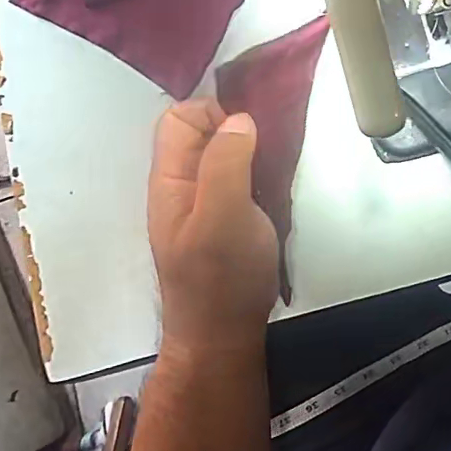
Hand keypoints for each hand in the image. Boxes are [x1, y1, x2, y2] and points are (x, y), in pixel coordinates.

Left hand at [147, 100, 279, 354]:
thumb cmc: (221, 278)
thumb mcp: (223, 216)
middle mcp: (184, 185)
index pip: (179, 117)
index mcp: (171, 179)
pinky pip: (241, 178)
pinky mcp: (228, 218)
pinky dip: (260, 174)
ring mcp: (206, 202)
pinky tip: (277, 189)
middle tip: (271, 152)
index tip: (250, 134)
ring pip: (226, 155)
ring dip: (254, 153)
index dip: (213, 113)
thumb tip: (240, 119)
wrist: (223, 337)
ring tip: (279, 169)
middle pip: (203, 132)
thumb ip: (227, 163)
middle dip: (239, 130)